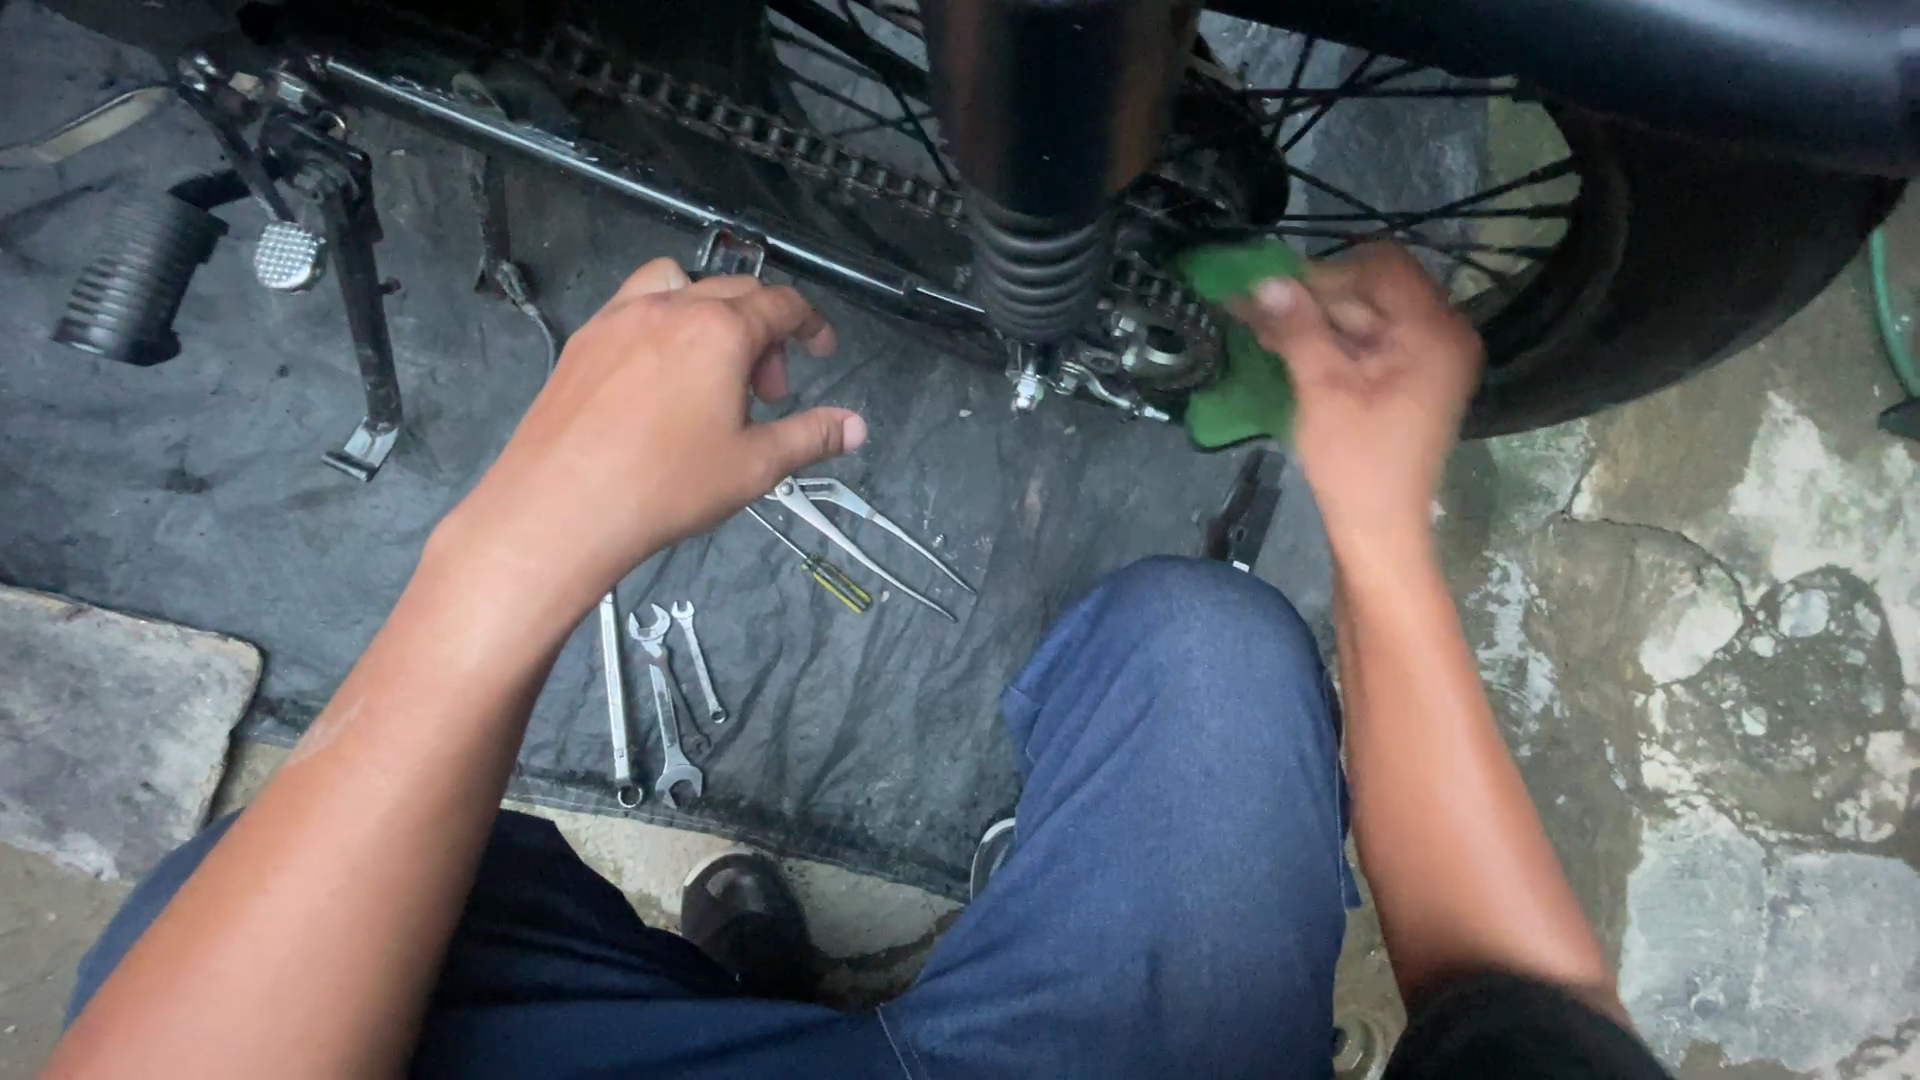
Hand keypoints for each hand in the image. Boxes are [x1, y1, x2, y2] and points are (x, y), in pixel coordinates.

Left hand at [437, 257, 865, 619]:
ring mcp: (620, 317)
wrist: (561, 507)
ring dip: (713, 315)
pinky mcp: (585, 338)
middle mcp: (671, 307)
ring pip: (682, 285)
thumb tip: (858, 427)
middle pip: (737, 293)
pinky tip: (661, 376)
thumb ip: (812, 437)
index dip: (812, 325)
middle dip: (767, 333)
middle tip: (769, 392)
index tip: (823, 352)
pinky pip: (637, 304)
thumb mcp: (756, 465)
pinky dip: (666, 321)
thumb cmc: (669, 485)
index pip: (782, 304)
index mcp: (721, 331)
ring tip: (712, 369)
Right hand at [1234, 242, 1482, 555]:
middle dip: (1312, 298)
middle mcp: (1441, 335)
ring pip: (1364, 320)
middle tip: (1254, 306)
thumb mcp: (1322, 388)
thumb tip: (1266, 282)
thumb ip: (1299, 328)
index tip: (1273, 289)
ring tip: (1259, 326)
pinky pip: (1367, 346)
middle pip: (1373, 293)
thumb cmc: (1354, 460)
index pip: (1383, 268)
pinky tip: (1285, 346)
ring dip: (1313, 321)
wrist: (1377, 527)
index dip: (1325, 272)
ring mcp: (1427, 360)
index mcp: (1434, 331)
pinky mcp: (1408, 381)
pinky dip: (1327, 344)